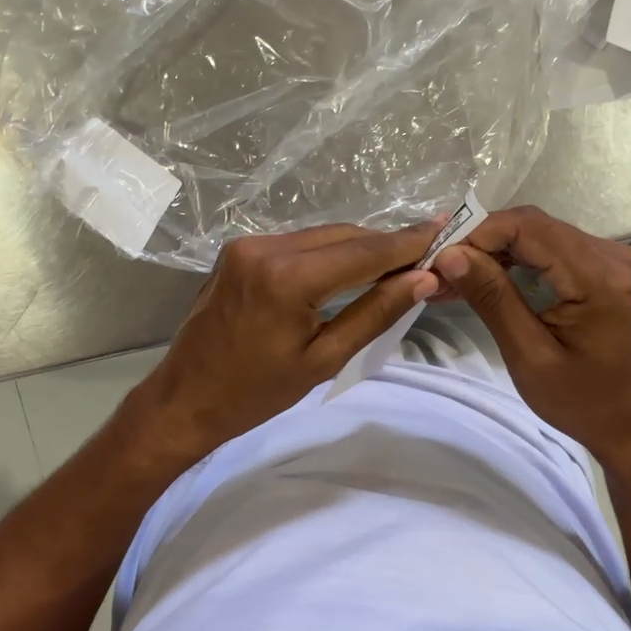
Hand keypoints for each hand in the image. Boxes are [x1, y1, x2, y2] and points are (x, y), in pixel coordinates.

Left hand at [130, 223, 442, 458]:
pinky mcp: (236, 252)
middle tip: (426, 253)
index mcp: (287, 277)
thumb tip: (423, 279)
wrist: (185, 399)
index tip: (445, 231)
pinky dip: (325, 253)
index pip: (363, 251)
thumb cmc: (255, 393)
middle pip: (342, 236)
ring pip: (319, 237)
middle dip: (385, 244)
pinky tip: (348, 268)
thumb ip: (375, 314)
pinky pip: (295, 244)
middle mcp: (265, 248)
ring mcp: (245, 246)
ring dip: (356, 248)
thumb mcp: (323, 360)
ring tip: (396, 263)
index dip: (407, 243)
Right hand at [433, 206, 630, 465]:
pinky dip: (513, 257)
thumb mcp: (528, 355)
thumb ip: (493, 298)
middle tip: (439, 268)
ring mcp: (611, 258)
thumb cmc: (578, 399)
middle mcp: (612, 256)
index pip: (529, 229)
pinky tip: (483, 275)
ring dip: (493, 249)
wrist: (625, 422)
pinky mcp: (603, 267)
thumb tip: (450, 255)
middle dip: (481, 240)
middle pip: (534, 225)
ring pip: (538, 233)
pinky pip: (550, 248)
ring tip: (453, 275)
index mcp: (599, 278)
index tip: (439, 258)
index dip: (479, 234)